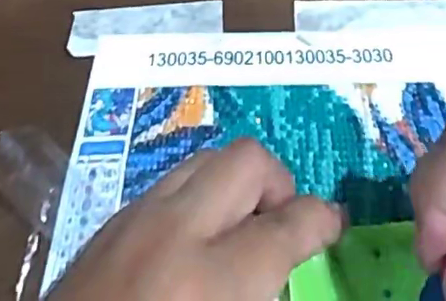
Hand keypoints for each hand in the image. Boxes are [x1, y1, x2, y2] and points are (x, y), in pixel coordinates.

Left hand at [54, 137, 343, 300]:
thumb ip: (261, 292)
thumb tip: (282, 272)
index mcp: (212, 283)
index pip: (288, 225)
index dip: (322, 220)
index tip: (333, 223)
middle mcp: (176, 231)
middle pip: (248, 161)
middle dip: (278, 184)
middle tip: (282, 227)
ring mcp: (138, 217)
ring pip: (207, 158)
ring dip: (235, 184)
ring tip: (239, 228)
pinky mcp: (111, 221)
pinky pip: (171, 180)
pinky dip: (198, 195)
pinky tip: (193, 238)